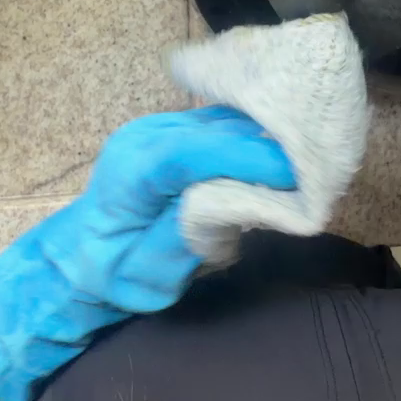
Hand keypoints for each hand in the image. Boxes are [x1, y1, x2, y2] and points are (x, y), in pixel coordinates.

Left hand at [0, 106, 294, 400]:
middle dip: (270, 144)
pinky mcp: (173, 129)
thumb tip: (232, 198)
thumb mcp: (147, 276)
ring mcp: (157, 127)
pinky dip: (255, 136)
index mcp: (130, 171)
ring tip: (313, 161)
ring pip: (223, 120)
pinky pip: (221, 124)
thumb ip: (185, 235)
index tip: (296, 172)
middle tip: (322, 168)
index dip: (247, 157)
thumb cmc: (109, 279)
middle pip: (215, 127)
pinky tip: (285, 151)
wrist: (78, 260)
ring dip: (268, 137)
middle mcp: (143, 135)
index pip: (192, 151)